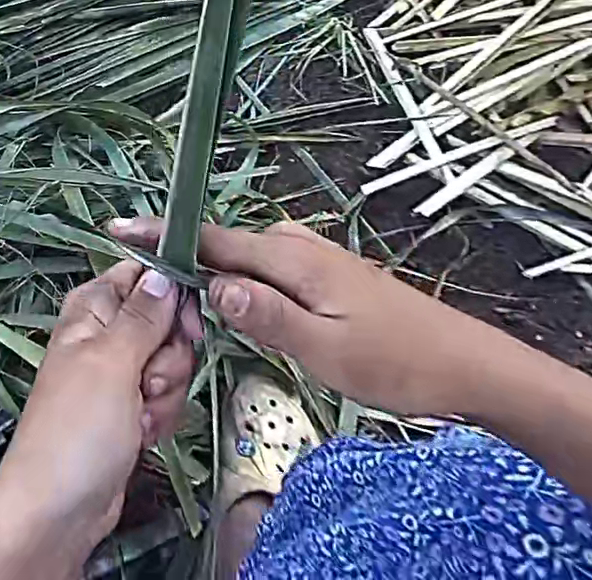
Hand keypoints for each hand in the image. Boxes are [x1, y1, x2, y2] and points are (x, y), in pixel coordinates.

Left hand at [0, 260, 200, 579]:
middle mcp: (106, 330)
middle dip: (169, 357)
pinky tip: (138, 434)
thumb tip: (163, 270)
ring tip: (135, 415)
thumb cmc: (76, 426)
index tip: (186, 326)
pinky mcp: (130, 404)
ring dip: (165, 393)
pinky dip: (160, 416)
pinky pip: (165, 395)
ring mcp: (119, 370)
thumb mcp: (112, 361)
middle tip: (147, 381)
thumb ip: (143, 315)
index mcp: (93, 305)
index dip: (172, 295)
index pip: (144, 274)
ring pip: (172, 361)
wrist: (58, 508)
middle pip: (167, 321)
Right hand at [111, 217, 541, 416]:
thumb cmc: (397, 361)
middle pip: (224, 246)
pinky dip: (242, 281)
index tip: (120, 226)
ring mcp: (311, 256)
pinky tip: (242, 306)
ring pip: (245, 259)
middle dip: (186, 261)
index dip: (164, 234)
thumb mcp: (326, 349)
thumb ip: (265, 315)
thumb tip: (211, 284)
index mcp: (289, 258)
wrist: (471, 364)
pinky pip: (265, 268)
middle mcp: (295, 245)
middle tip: (156, 293)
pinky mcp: (322, 271)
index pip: (211, 239)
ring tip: (190, 304)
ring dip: (215, 274)